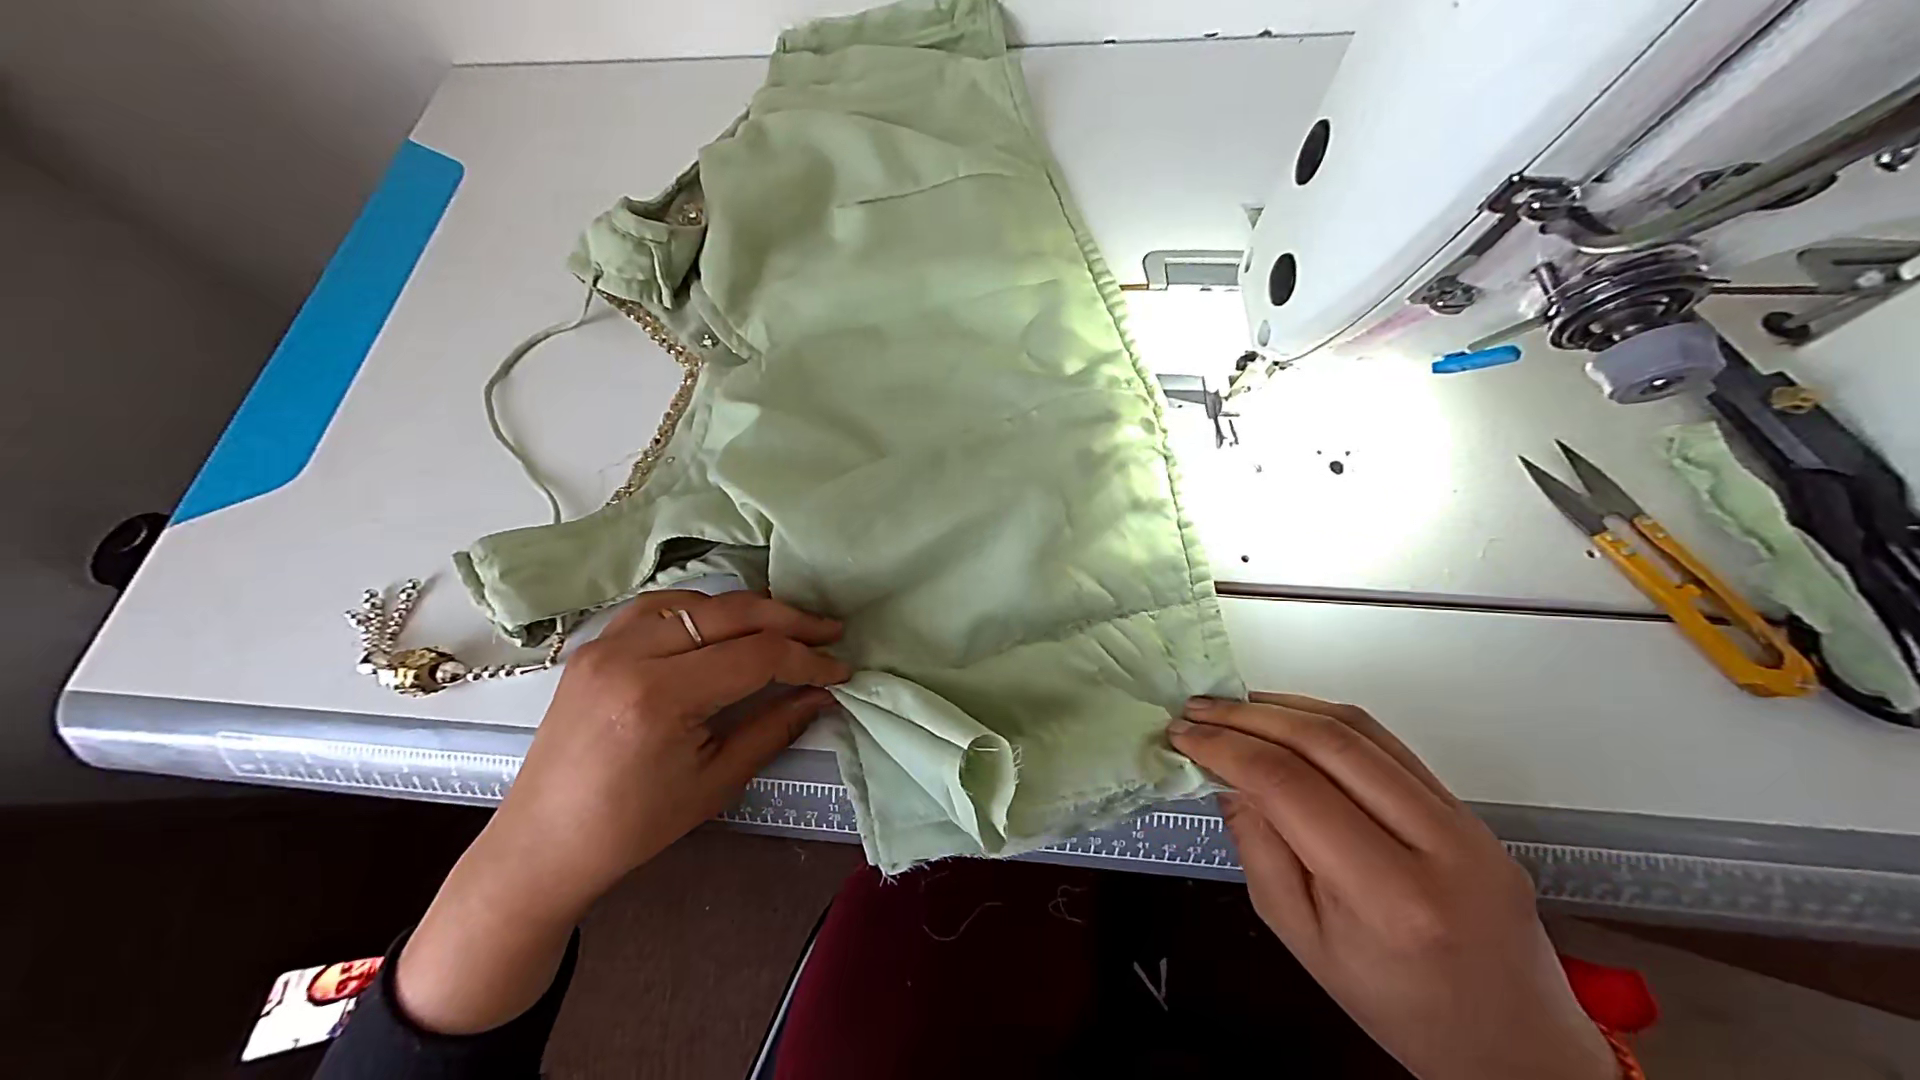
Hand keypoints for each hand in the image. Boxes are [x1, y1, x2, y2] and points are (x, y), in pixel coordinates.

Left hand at [397, 590, 851, 1033]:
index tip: (840, 669)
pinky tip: (725, 623)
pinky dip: (703, 607)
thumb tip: (822, 694)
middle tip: (830, 632)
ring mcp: (607, 642)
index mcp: (659, 697)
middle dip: (790, 620)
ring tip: (788, 627)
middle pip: (732, 613)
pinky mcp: (595, 644)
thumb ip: (774, 728)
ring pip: (699, 600)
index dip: (807, 659)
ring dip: (750, 610)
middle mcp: (630, 654)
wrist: (541, 844)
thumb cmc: (632, 826)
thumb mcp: (715, 782)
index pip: (756, 655)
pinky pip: (660, 606)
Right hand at [1170, 694, 1615, 1079]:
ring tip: (1232, 706)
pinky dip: (1325, 719)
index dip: (1226, 748)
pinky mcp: (1469, 808)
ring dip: (1285, 706)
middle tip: (1197, 708)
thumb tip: (1226, 776)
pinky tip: (1286, 719)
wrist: (1512, 1043)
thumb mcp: (1299, 937)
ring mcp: (1464, 820)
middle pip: (1328, 743)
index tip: (1182, 734)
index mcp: (1389, 895)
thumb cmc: (1393, 1005)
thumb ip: (1258, 847)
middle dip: (1249, 715)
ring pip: (1361, 729)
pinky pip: (1388, 744)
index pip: (1291, 786)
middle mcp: (1438, 844)